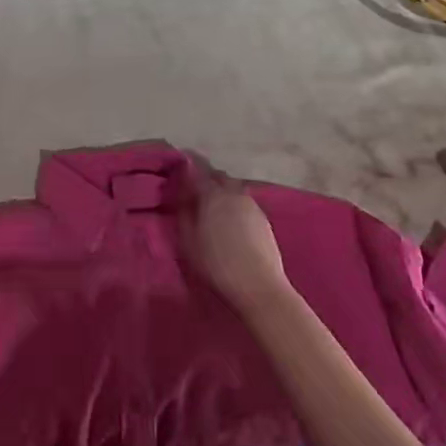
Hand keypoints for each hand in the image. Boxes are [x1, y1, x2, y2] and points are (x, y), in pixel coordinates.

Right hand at [180, 161, 291, 312]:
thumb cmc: (217, 265)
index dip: (189, 162)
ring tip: (214, 204)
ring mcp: (252, 205)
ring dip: (223, 190)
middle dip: (208, 176)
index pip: (199, 169)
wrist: (259, 287)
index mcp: (212, 195)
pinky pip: (245, 202)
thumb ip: (184, 215)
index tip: (182, 158)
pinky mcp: (264, 220)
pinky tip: (232, 219)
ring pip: (234, 188)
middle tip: (197, 186)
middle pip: (219, 176)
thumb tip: (183, 197)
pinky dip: (235, 203)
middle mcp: (233, 193)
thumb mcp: (189, 242)